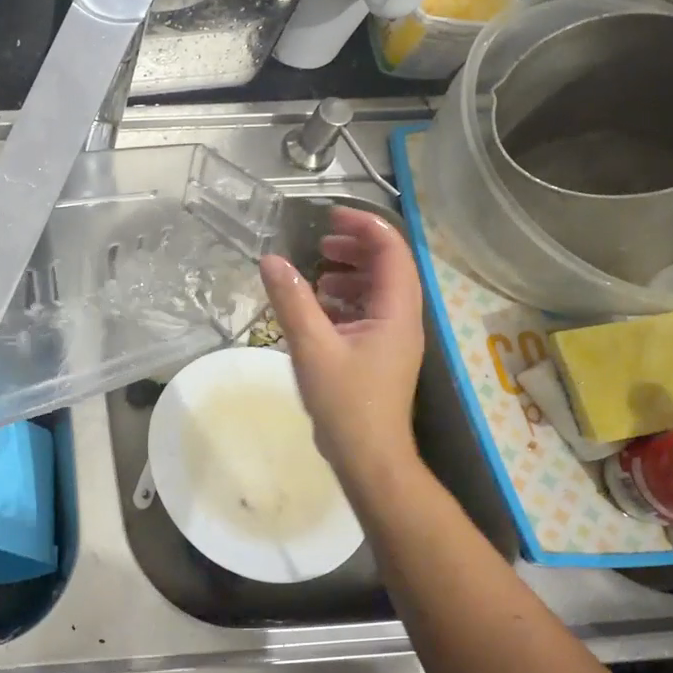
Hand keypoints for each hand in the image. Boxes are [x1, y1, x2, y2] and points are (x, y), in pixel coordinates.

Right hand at [259, 207, 424, 477]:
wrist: (368, 457)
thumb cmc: (346, 403)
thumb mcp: (311, 347)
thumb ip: (292, 300)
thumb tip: (270, 260)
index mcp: (396, 312)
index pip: (392, 251)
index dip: (364, 226)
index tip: (328, 215)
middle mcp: (402, 319)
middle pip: (388, 266)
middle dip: (356, 246)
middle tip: (319, 239)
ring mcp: (392, 338)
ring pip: (378, 290)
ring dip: (349, 272)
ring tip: (316, 272)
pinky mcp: (378, 354)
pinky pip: (367, 312)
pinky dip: (344, 300)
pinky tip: (317, 307)